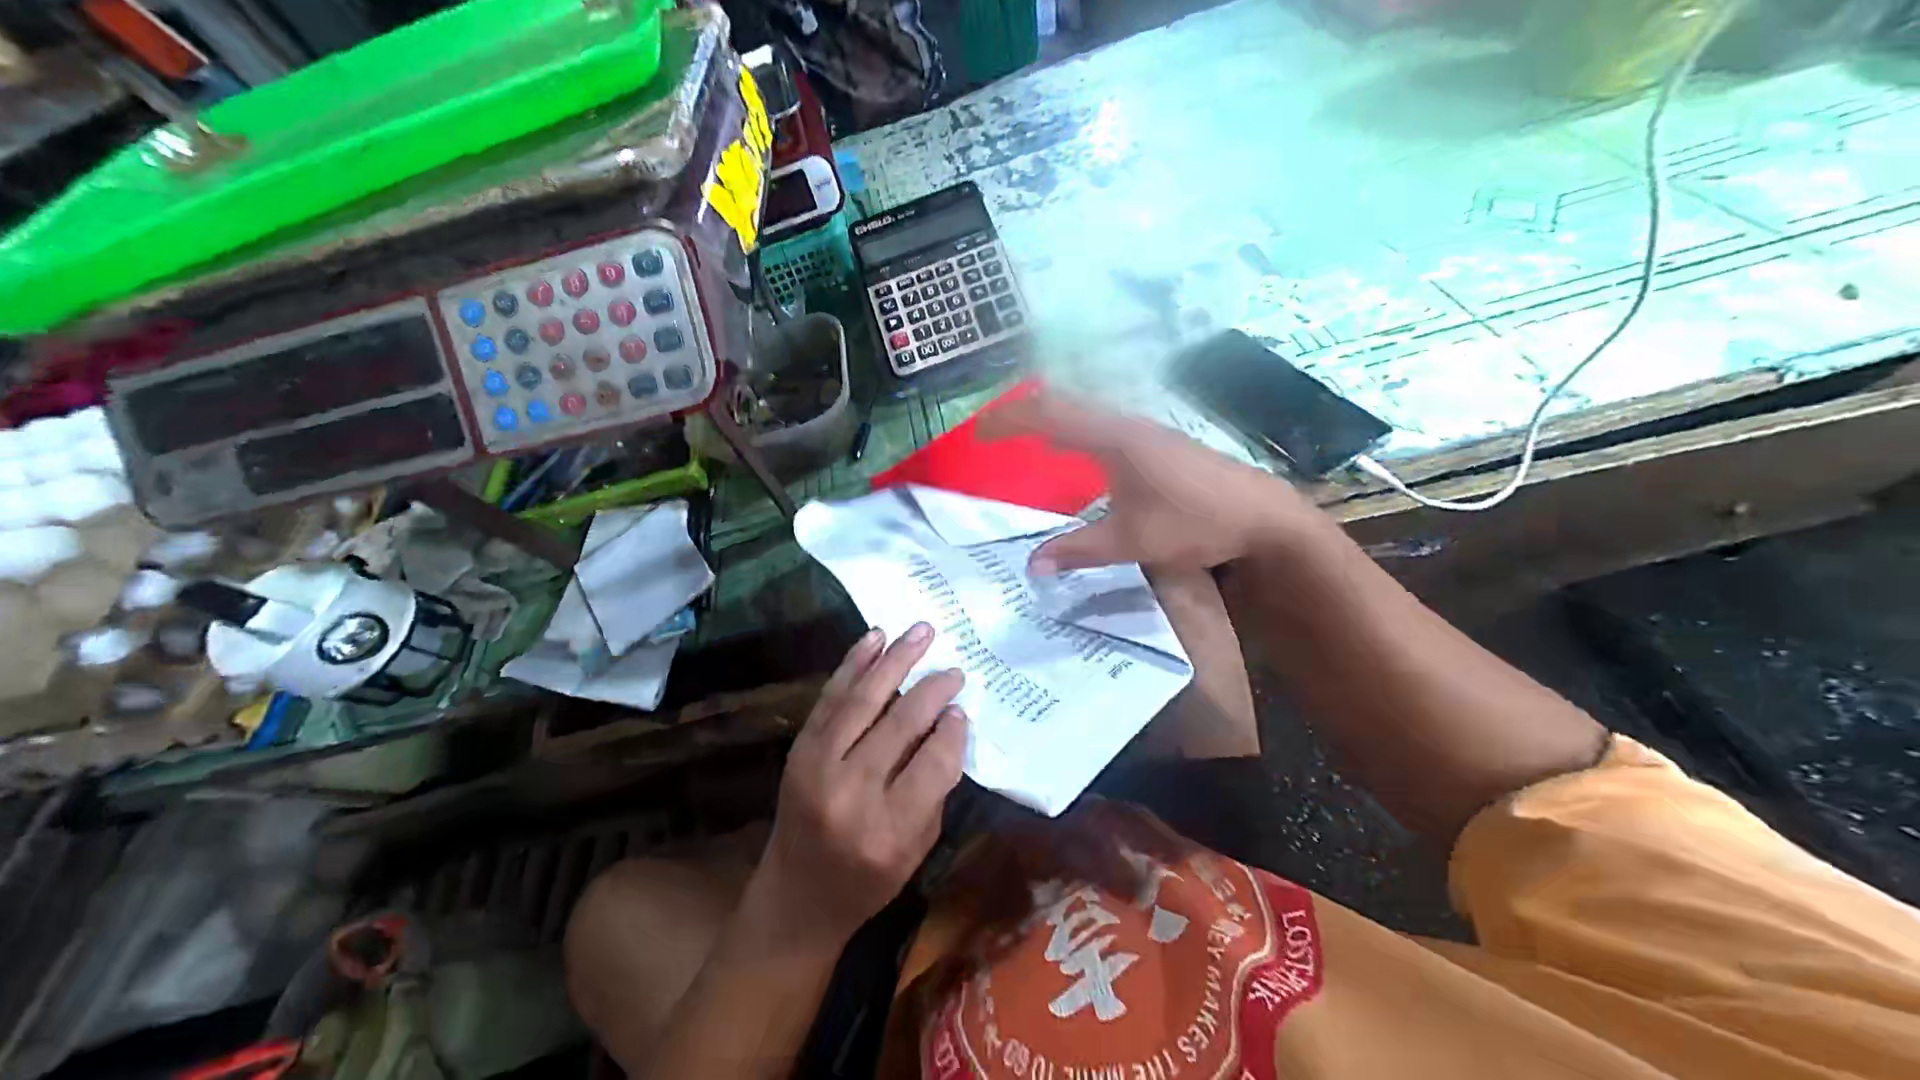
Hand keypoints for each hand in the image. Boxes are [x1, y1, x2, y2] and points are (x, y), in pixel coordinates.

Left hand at [748, 623, 967, 945]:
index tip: (962, 709)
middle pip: (900, 723)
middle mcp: (851, 793)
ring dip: (895, 660)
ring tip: (921, 632)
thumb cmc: (868, 879)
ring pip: (864, 699)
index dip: (952, 730)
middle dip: (932, 689)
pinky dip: (854, 664)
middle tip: (953, 670)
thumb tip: (950, 723)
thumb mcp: (917, 847)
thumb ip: (935, 788)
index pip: (933, 763)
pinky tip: (875, 640)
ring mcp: (817, 766)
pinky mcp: (799, 749)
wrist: (796, 895)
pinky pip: (831, 697)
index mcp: (889, 830)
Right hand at [977, 390, 1322, 573]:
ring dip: (1050, 418)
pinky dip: (1073, 429)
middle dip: (1023, 412)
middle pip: (1063, 402)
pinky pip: (1100, 424)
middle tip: (994, 432)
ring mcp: (1145, 430)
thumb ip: (1077, 550)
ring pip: (1085, 411)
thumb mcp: (1131, 542)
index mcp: (1113, 438)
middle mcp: (1126, 424)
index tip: (978, 432)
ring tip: (1024, 437)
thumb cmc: (1195, 522)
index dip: (1008, 420)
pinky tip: (1074, 453)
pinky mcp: (1157, 441)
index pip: (1048, 415)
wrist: (1263, 515)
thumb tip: (1031, 565)